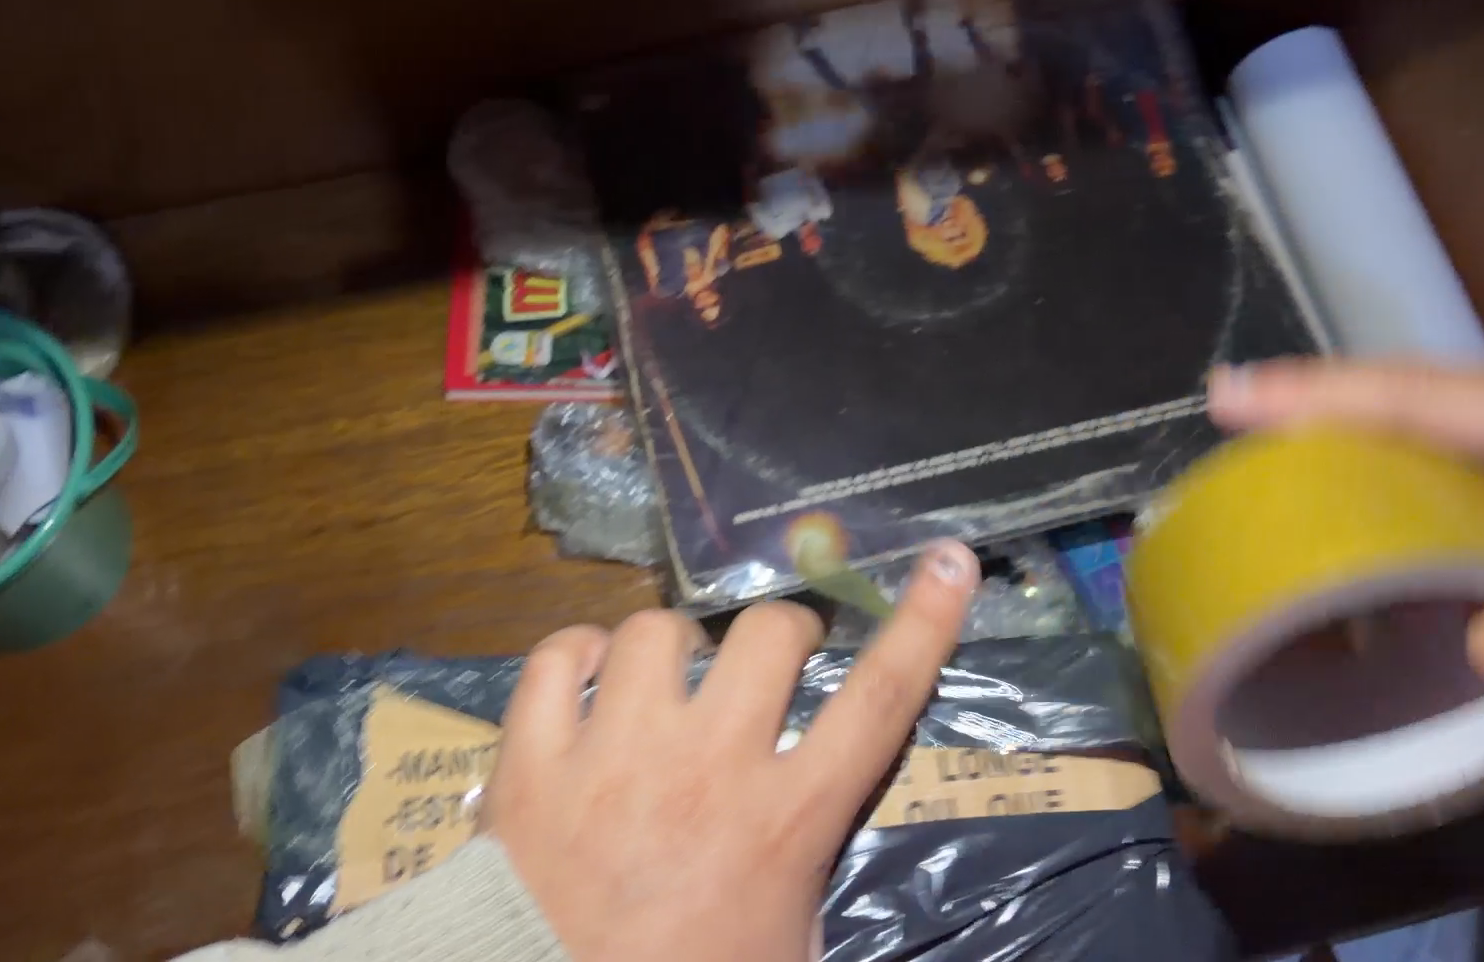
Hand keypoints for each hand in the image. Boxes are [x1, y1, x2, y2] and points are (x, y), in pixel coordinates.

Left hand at [484, 541, 980, 961]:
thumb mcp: (792, 949)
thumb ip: (820, 875)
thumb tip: (825, 813)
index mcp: (783, 818)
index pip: (879, 702)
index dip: (923, 623)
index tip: (948, 561)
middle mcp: (706, 765)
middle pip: (767, 636)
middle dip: (782, 630)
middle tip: (772, 658)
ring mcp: (613, 753)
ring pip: (656, 632)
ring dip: (673, 642)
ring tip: (668, 674)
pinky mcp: (535, 760)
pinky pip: (557, 659)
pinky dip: (576, 651)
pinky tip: (588, 671)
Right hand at [1209, 359, 1483, 743]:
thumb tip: (1483, 633)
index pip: (1426, 396)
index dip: (1318, 394)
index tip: (1230, 398)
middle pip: (1420, 381)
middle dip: (1316, 389)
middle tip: (1230, 400)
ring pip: (1433, 401)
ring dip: (1342, 408)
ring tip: (1263, 415)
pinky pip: (1451, 429)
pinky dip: (1381, 433)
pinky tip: (1341, 449)